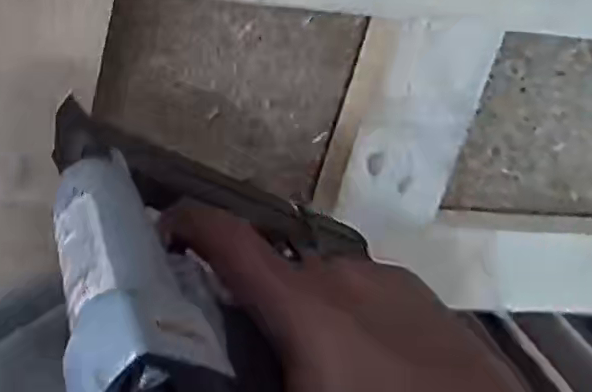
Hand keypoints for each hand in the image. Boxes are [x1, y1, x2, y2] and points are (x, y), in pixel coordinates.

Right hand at [164, 205, 525, 391]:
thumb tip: (210, 366)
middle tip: (251, 348)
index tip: (161, 228)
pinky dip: (352, 319)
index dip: (188, 222)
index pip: (230, 239)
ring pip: (325, 285)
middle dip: (256, 302)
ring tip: (318, 367)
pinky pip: (369, 297)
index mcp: (306, 308)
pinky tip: (372, 369)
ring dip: (308, 314)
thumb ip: (255, 369)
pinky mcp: (430, 302)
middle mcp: (343, 277)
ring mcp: (391, 283)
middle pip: (277, 271)